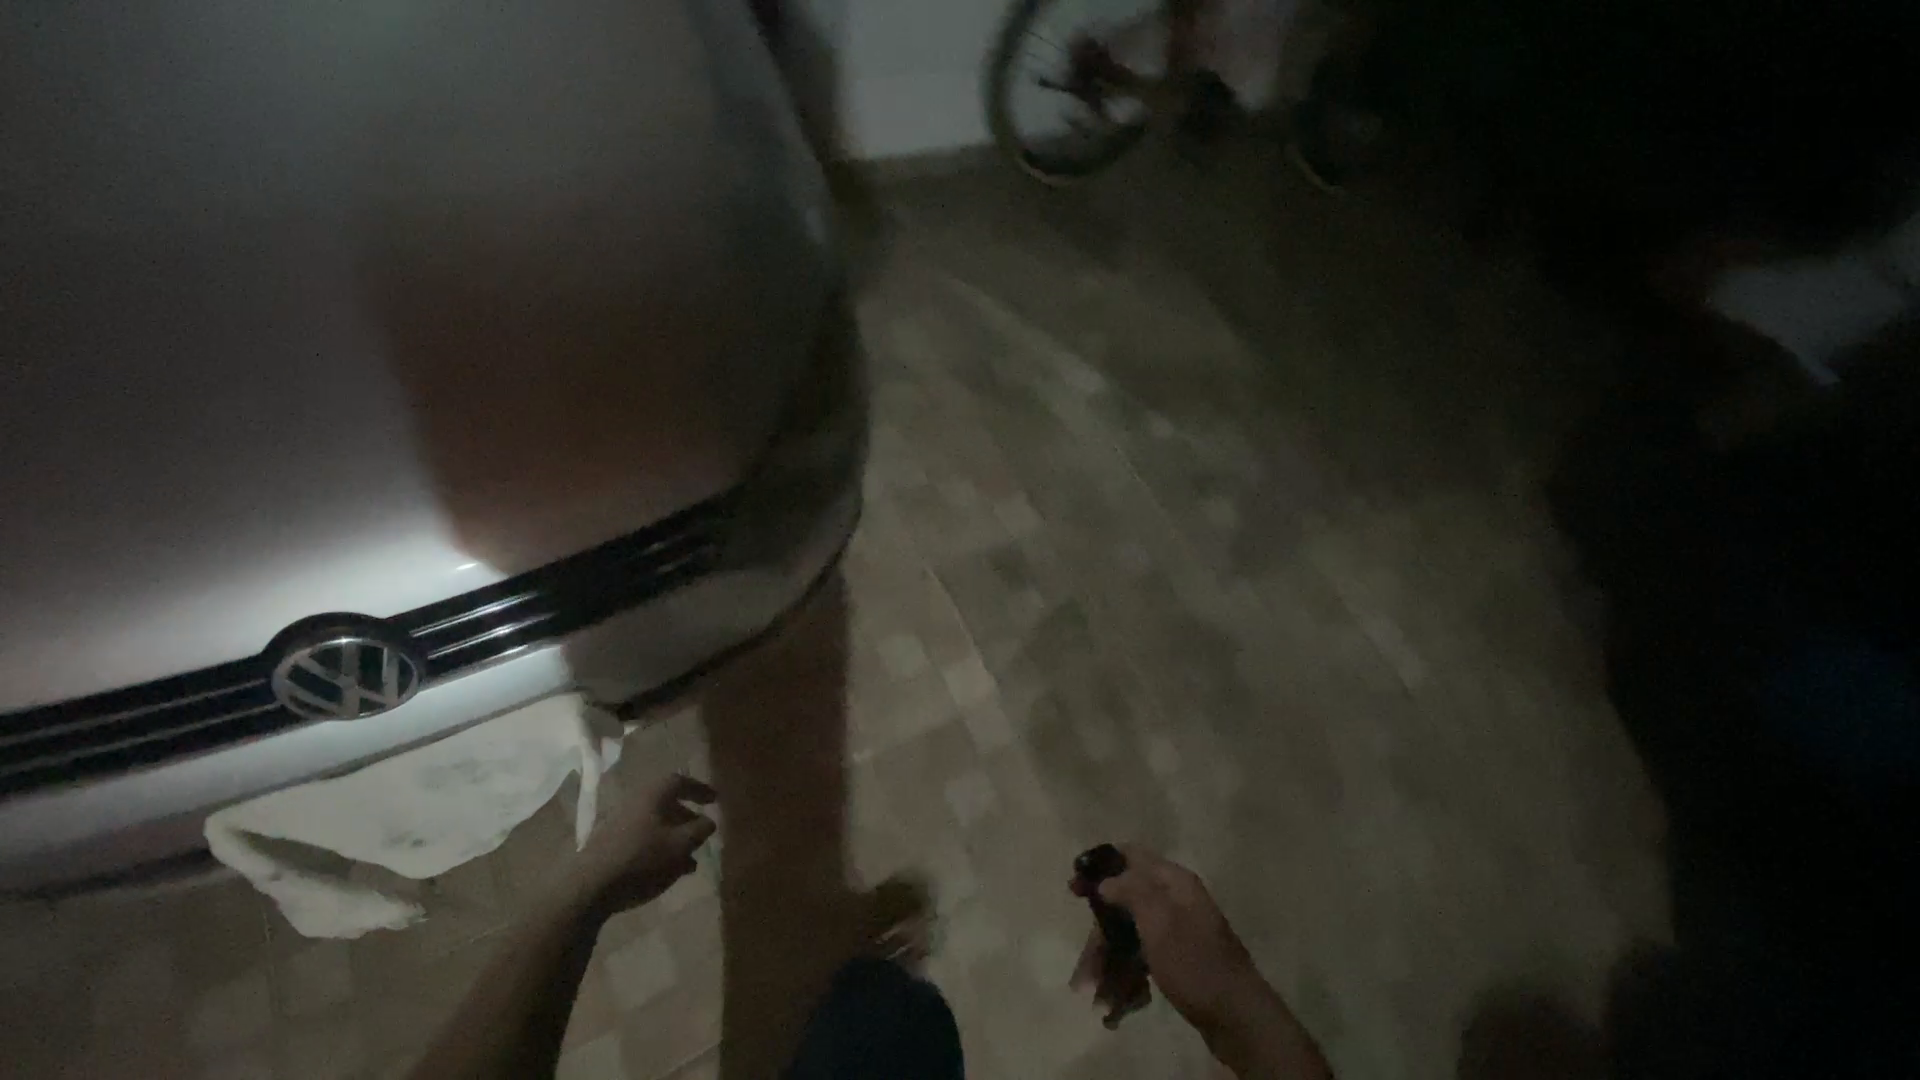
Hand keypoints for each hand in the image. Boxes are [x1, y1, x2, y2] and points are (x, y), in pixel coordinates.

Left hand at [566, 773, 716, 917]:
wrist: (589, 887)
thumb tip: (709, 821)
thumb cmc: (641, 859)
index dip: (699, 789)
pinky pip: (640, 839)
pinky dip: (657, 848)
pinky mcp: (608, 845)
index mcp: (651, 796)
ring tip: (688, 860)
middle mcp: (633, 803)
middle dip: (686, 817)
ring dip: (673, 837)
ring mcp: (617, 824)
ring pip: (653, 824)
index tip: (714, 800)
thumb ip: (698, 831)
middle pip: (665, 803)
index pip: (679, 781)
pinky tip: (666, 871)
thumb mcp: (679, 846)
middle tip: (700, 831)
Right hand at [1070, 846, 1266, 1035]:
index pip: (1131, 855)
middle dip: (1101, 935)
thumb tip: (1106, 879)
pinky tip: (1118, 1005)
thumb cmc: (1195, 963)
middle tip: (1083, 970)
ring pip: (1130, 936)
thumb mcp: (1159, 921)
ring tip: (1096, 998)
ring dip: (1110, 964)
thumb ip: (1131, 890)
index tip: (1074, 886)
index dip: (1100, 866)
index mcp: (1173, 882)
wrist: (1239, 1019)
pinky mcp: (1178, 960)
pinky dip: (1128, 977)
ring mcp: (1177, 931)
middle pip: (1124, 903)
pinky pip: (1143, 959)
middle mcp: (1175, 900)